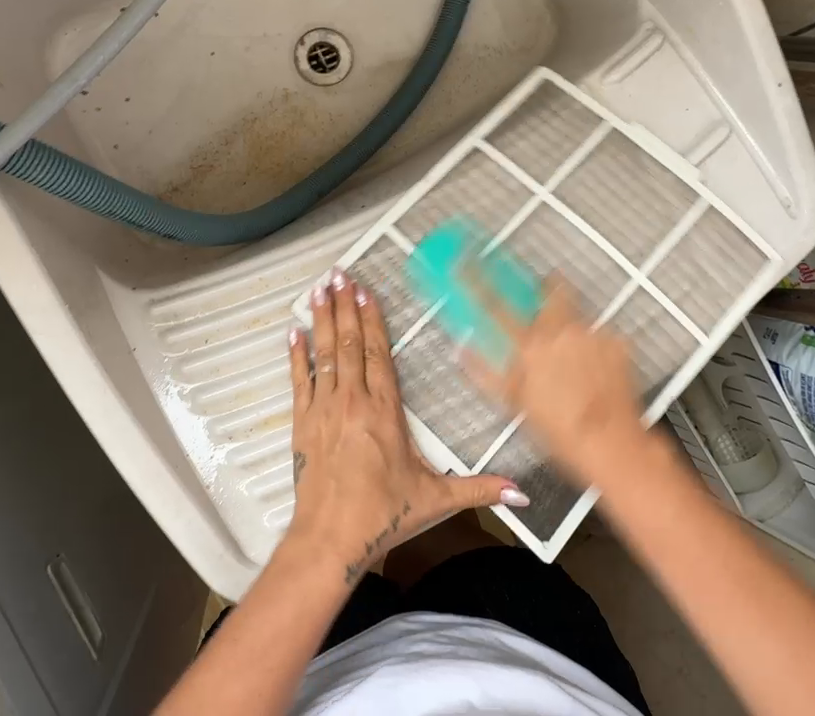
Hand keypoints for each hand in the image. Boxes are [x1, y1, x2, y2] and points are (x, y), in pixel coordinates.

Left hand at [283, 267, 524, 585]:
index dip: (372, 320)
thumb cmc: (381, 515)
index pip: (378, 354)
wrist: (329, 540)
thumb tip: (521, 491)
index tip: (367, 293)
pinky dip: (296, 356)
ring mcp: (324, 410)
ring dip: (321, 320)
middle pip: (349, 343)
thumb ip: (480, 488)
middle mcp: (352, 402)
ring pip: (324, 354)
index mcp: (384, 411)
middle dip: (345, 306)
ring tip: (319, 290)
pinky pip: (299, 381)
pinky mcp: (302, 425)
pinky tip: (293, 334)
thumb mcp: (436, 499)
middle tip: (339, 274)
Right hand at [466, 281, 652, 486]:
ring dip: (570, 326)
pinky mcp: (616, 341)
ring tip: (573, 359)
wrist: (611, 442)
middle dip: (545, 290)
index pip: (494, 302)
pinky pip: (599, 333)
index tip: (466, 262)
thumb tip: (464, 352)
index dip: (476, 278)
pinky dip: (593, 344)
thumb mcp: (514, 402)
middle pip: (549, 290)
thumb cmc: (562, 429)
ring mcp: (591, 332)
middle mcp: (560, 330)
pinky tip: (591, 368)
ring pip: (576, 314)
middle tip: (543, 307)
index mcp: (529, 344)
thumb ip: (484, 371)